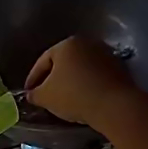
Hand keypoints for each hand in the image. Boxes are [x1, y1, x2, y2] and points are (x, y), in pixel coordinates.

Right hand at [23, 37, 146, 131]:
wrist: (114, 105)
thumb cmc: (74, 95)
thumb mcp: (46, 97)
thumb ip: (34, 94)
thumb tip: (31, 94)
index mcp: (67, 44)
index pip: (43, 61)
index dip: (33, 78)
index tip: (29, 93)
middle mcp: (87, 43)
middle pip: (63, 62)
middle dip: (53, 79)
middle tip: (45, 95)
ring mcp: (105, 54)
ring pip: (81, 69)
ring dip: (72, 82)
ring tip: (65, 99)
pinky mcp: (119, 68)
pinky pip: (95, 76)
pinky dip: (87, 85)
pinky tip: (84, 99)